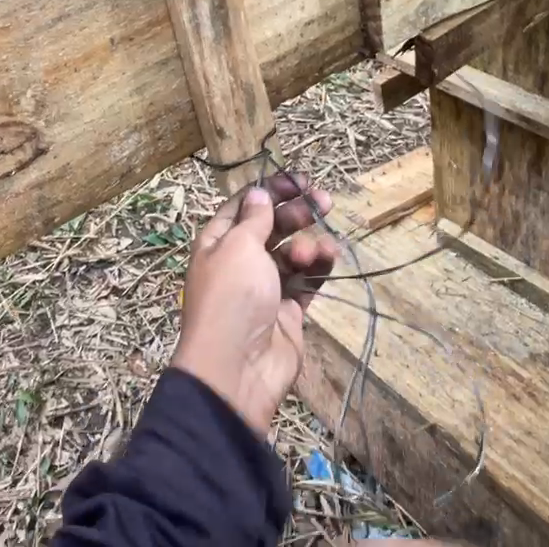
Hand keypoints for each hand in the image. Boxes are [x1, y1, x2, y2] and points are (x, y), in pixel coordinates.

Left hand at [171, 172, 339, 436]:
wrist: (237, 368)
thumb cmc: (232, 296)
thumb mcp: (238, 246)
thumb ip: (254, 219)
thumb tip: (259, 193)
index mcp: (219, 242)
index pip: (245, 205)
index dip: (271, 190)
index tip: (299, 180)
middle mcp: (240, 261)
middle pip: (271, 226)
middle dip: (296, 212)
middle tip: (322, 201)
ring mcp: (265, 287)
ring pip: (292, 253)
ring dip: (308, 244)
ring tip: (319, 248)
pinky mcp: (288, 311)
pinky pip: (306, 281)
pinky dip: (318, 267)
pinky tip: (328, 258)